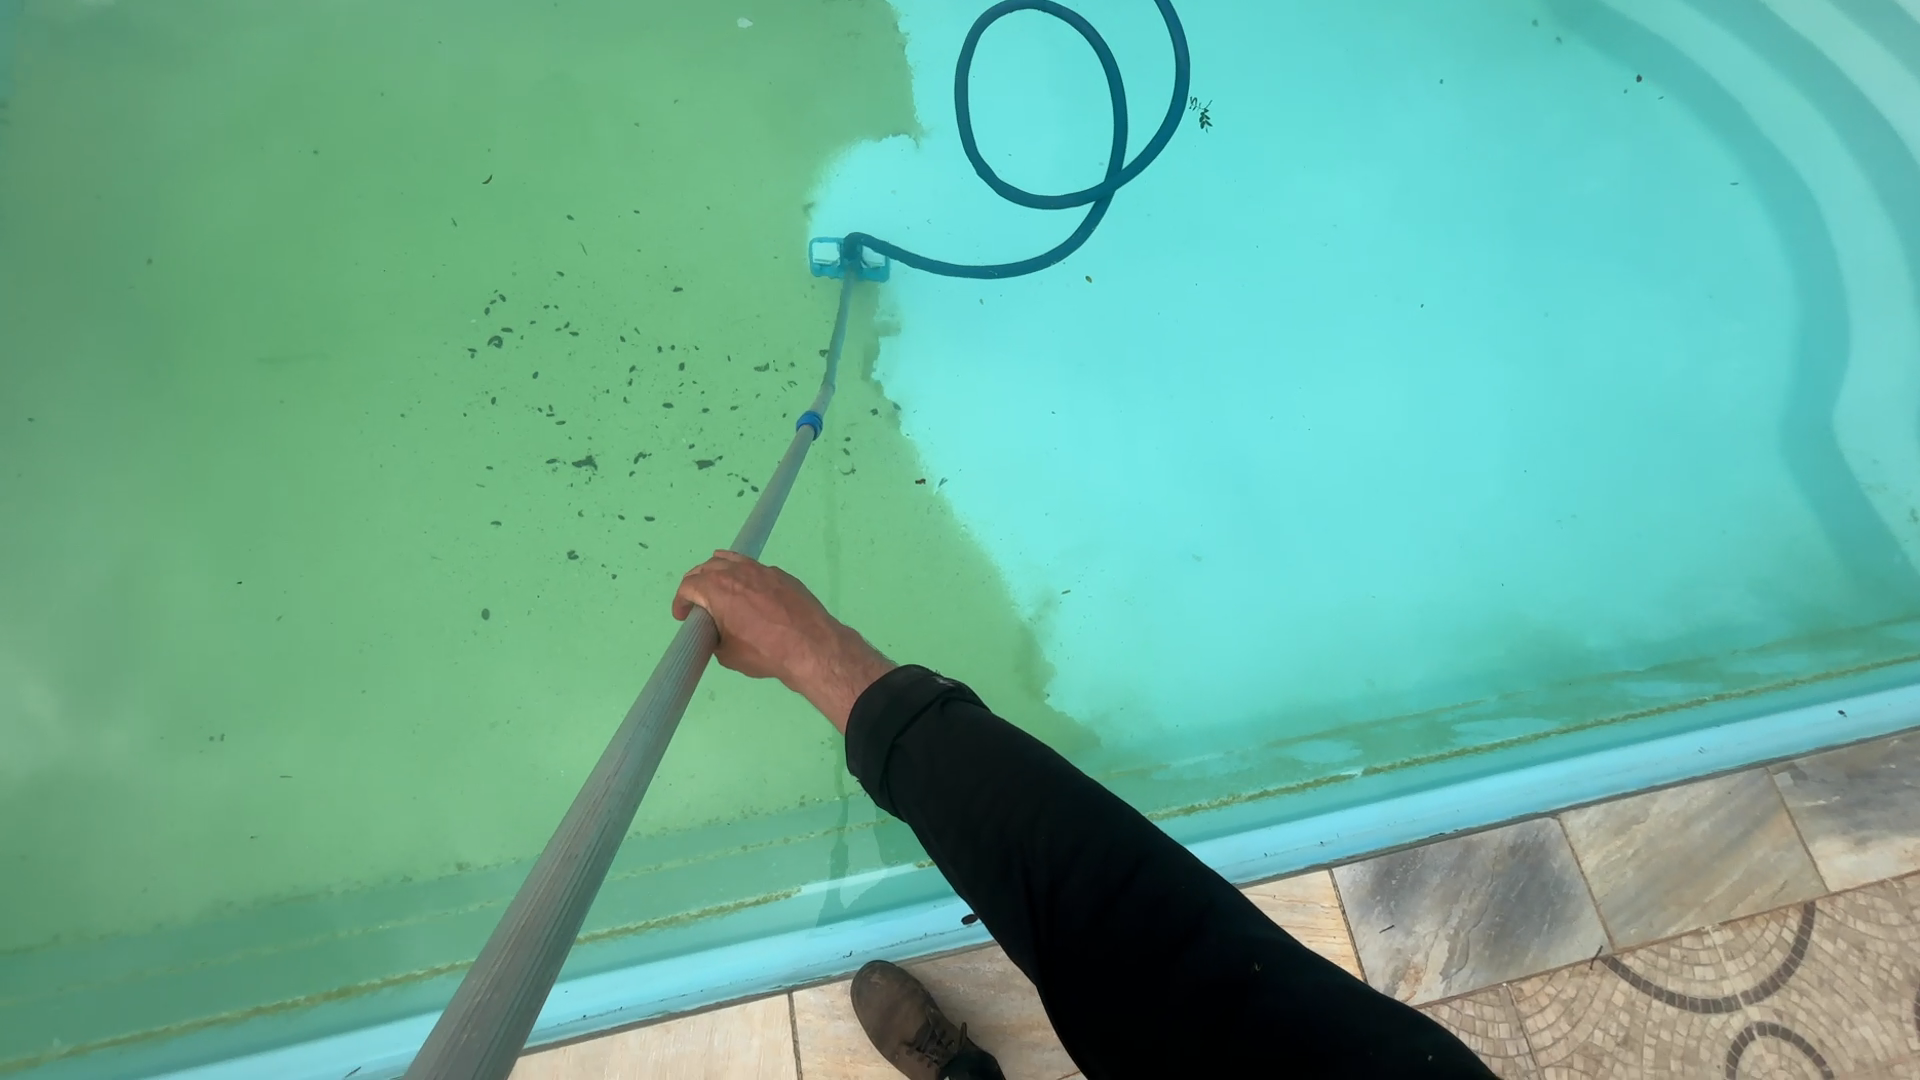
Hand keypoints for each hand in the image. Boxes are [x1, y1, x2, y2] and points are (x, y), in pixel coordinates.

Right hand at [673, 551, 895, 731]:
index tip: (682, 616)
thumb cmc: (764, 651)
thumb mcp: (727, 654)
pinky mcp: (783, 575)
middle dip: (697, 583)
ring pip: (732, 560)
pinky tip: (751, 594)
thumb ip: (715, 638)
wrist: (811, 645)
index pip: (688, 586)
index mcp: (718, 588)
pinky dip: (745, 577)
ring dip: (719, 572)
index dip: (680, 601)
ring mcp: (763, 570)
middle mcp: (738, 571)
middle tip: (697, 602)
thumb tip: (719, 634)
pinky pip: (756, 569)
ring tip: (718, 588)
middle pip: (707, 567)